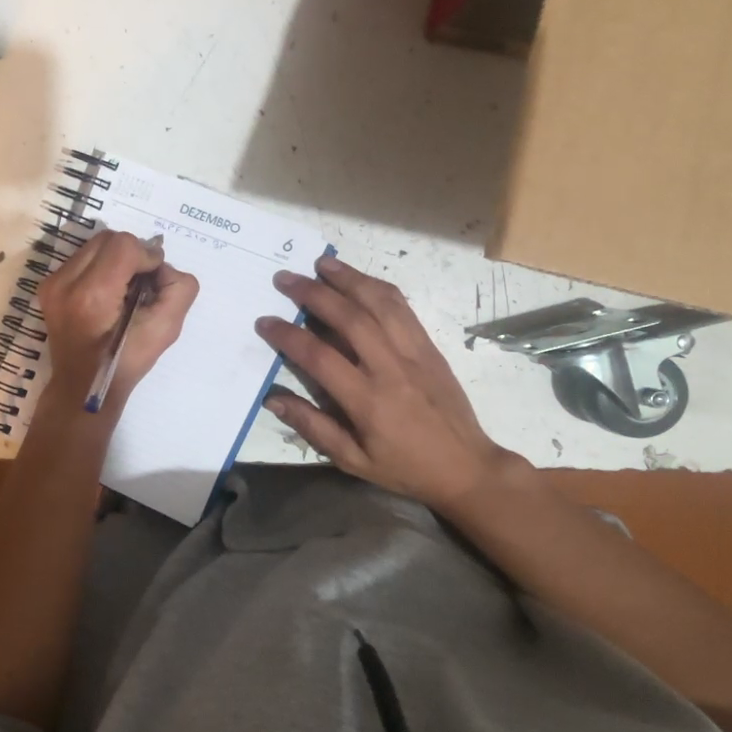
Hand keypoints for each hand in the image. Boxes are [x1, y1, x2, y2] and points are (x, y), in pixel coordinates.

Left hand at [38, 231, 197, 407]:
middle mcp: (65, 283)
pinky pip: (82, 258)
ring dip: (116, 258)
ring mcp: (53, 284)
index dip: (147, 256)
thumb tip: (161, 266)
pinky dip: (100, 266)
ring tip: (125, 288)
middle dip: (132, 254)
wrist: (83, 385)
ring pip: (94, 245)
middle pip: (108, 239)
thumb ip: (178, 289)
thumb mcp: (166, 329)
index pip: (124, 245)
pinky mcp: (48, 286)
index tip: (154, 279)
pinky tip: (107, 293)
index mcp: (92, 296)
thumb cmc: (125, 362)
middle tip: (142, 282)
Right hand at [254, 256, 523, 506]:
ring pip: (379, 304)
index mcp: (367, 400)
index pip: (319, 356)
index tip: (264, 321)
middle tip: (284, 279)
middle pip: (349, 318)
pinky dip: (378, 288)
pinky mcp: (429, 347)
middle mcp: (390, 368)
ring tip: (321, 263)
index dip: (288, 335)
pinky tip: (358, 279)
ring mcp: (414, 353)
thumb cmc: (404, 468)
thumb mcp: (352, 460)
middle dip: (313, 293)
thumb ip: (312, 426)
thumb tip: (273, 399)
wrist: (467, 467)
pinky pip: (403, 308)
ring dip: (348, 279)